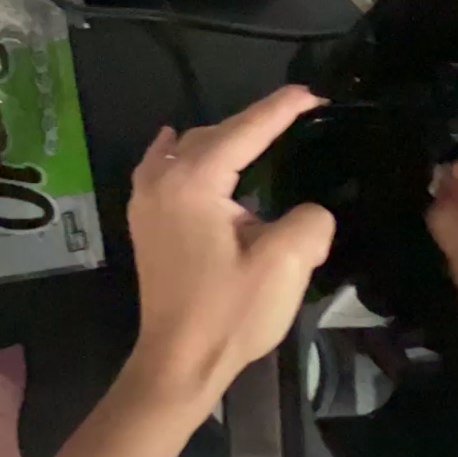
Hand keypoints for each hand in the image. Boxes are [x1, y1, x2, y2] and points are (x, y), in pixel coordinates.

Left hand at [127, 85, 335, 406]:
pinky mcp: (144, 223)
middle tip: (297, 119)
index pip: (244, 131)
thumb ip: (309, 220)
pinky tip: (176, 144)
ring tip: (254, 136)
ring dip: (220, 139)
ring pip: (185, 150)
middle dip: (254, 123)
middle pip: (212, 135)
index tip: (313, 94)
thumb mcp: (285, 264)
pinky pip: (158, 168)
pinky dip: (176, 152)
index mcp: (193, 183)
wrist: (178, 362)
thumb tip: (308, 211)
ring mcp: (146, 202)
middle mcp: (161, 181)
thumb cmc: (229, 314)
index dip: (281, 109)